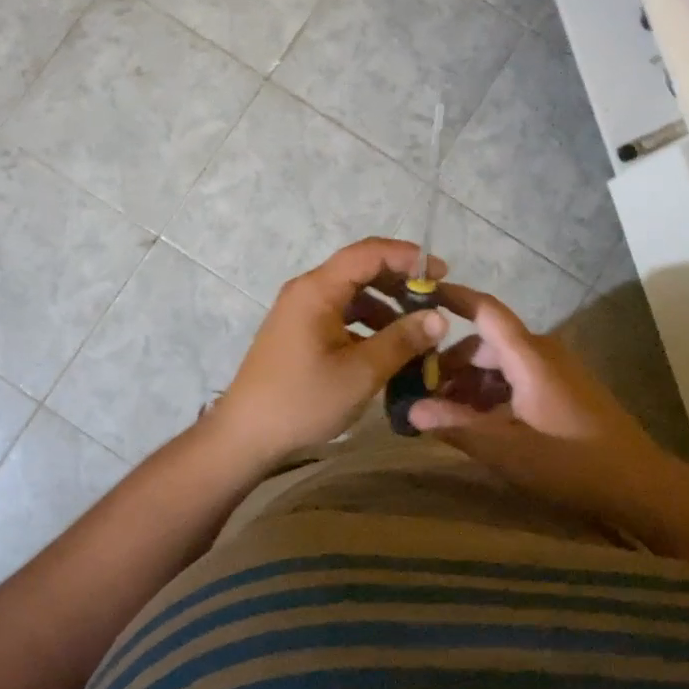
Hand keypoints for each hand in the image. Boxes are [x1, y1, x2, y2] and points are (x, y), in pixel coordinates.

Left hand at [208, 238, 448, 464]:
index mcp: (317, 290)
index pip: (368, 253)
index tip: (442, 274)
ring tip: (418, 331)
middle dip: (400, 282)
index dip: (408, 257)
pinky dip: (368, 324)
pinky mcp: (299, 332)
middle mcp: (306, 291)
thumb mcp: (360, 373)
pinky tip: (388, 349)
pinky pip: (341, 315)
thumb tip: (439, 318)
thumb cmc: (303, 400)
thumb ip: (402, 341)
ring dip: (387, 306)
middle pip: (360, 270)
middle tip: (435, 303)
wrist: (246, 434)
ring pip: (352, 294)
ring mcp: (300, 311)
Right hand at [410, 285, 676, 527]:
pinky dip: (493, 393)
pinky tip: (478, 423)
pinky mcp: (565, 391)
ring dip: (471, 383)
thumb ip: (456, 424)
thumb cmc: (571, 462)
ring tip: (444, 414)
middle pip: (487, 343)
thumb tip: (410, 408)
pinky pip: (519, 378)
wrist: (639, 485)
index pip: (484, 310)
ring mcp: (557, 371)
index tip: (417, 294)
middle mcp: (543, 353)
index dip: (451, 298)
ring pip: (502, 364)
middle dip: (451, 364)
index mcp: (529, 356)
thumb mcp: (505, 448)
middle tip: (420, 391)